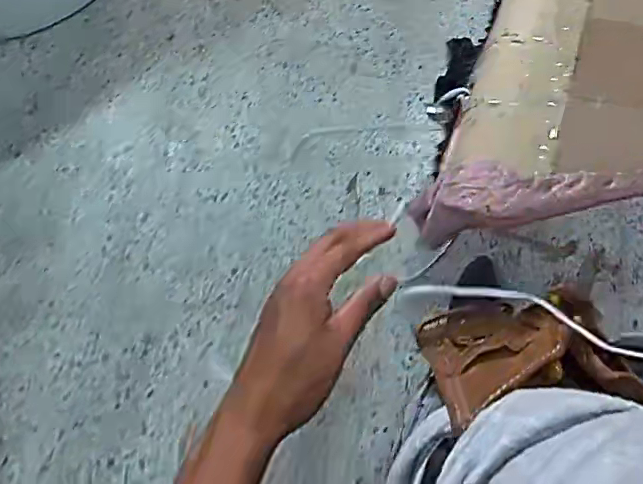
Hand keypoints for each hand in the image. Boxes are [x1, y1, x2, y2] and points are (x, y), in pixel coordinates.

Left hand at [182, 221, 397, 483]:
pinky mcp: (277, 306)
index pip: (344, 248)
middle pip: (327, 241)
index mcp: (308, 283)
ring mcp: (281, 292)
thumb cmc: (297, 380)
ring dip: (340, 241)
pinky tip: (336, 267)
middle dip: (356, 230)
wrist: (251, 413)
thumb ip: (364, 304)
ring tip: (363, 241)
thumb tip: (388, 278)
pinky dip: (327, 256)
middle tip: (381, 228)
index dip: (370, 235)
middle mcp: (292, 280)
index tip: (391, 230)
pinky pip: (306, 266)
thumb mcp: (339, 341)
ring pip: (315, 252)